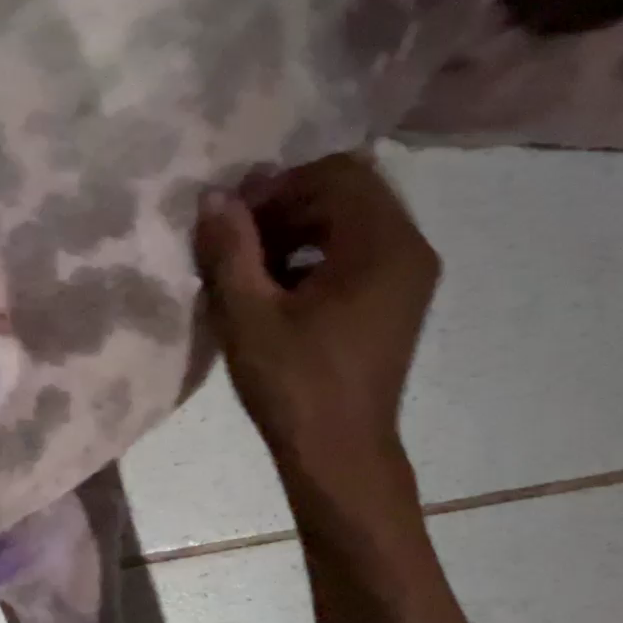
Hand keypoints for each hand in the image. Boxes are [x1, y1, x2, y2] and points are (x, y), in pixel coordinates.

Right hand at [194, 153, 441, 483]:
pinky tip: (277, 289)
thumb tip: (213, 196)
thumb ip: (229, 250)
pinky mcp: (397, 299)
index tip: (231, 221)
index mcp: (382, 244)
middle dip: (287, 205)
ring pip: (353, 221)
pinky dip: (315, 254)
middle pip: (349, 192)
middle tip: (235, 240)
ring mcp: (408, 274)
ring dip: (298, 229)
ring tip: (250, 267)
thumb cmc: (292, 382)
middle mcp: (409, 247)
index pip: (336, 174)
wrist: (338, 449)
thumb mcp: (246, 315)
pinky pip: (358, 251)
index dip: (277, 187)